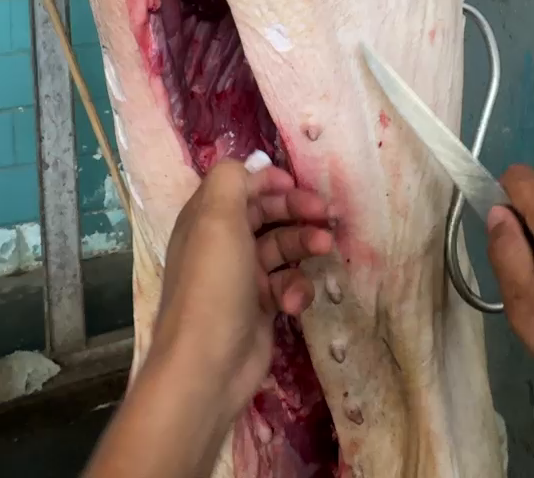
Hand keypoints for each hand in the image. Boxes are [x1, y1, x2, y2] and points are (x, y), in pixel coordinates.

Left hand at [147, 159, 335, 416]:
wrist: (206, 367)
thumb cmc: (213, 283)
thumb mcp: (216, 217)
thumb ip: (232, 179)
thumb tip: (252, 166)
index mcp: (206, 217)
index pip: (241, 185)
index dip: (269, 181)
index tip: (297, 184)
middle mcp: (222, 242)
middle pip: (266, 213)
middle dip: (297, 209)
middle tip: (327, 212)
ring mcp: (242, 276)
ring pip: (282, 248)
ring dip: (305, 244)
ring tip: (325, 246)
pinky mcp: (260, 307)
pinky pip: (287, 284)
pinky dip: (296, 288)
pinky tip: (295, 301)